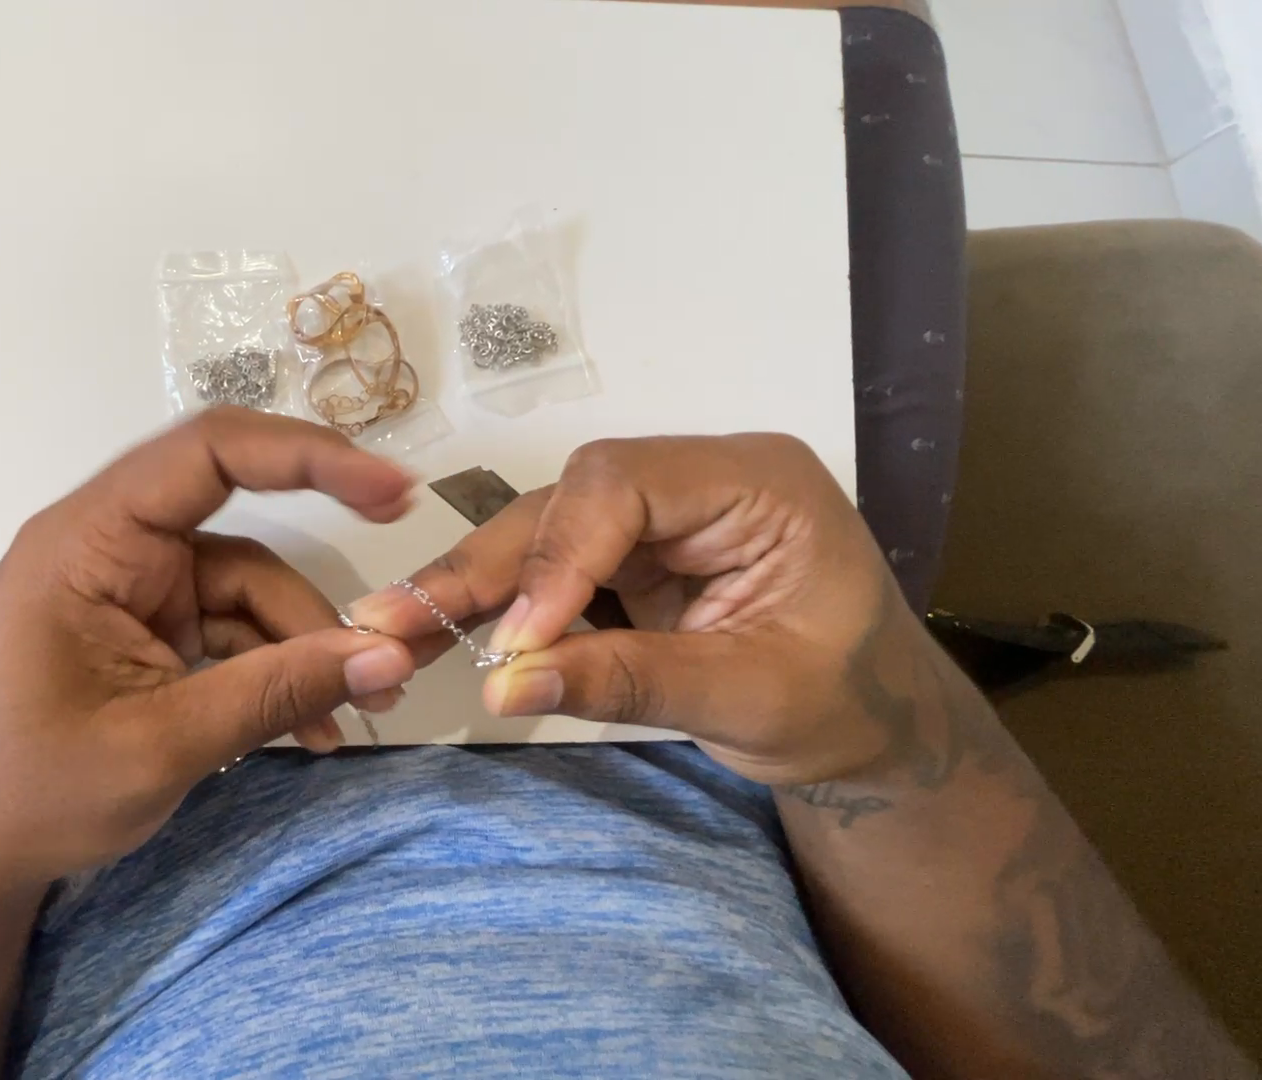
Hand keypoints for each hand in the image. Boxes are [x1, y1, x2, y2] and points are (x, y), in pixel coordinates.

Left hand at [0, 408, 416, 882]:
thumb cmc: (30, 795)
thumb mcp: (161, 745)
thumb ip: (276, 693)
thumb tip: (389, 656)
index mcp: (92, 541)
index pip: (207, 455)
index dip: (307, 455)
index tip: (390, 490)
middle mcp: (117, 549)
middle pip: (244, 543)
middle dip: (314, 603)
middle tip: (392, 643)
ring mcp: (137, 593)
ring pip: (250, 599)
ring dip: (304, 655)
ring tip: (352, 717)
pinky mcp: (152, 632)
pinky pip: (234, 637)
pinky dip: (276, 676)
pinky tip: (313, 727)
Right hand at [348, 434, 927, 786]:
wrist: (873, 732)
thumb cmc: (845, 709)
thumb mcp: (751, 700)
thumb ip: (628, 681)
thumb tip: (503, 684)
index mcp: (751, 484)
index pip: (620, 486)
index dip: (556, 556)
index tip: (516, 639)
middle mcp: (686, 483)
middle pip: (558, 508)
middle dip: (479, 571)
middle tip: (391, 619)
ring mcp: (646, 521)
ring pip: (533, 537)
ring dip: (465, 588)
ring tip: (388, 627)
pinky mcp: (618, 561)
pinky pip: (539, 574)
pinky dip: (489, 609)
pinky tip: (431, 629)